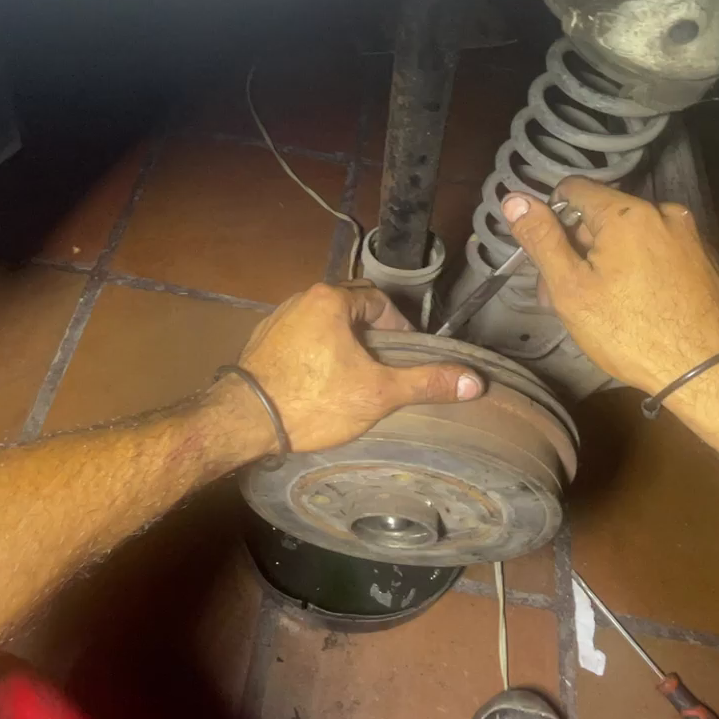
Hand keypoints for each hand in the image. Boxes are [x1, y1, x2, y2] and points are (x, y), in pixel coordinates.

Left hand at [232, 281, 481, 452]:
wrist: (244, 420)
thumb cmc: (313, 401)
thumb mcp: (378, 393)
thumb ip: (426, 383)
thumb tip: (474, 381)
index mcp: (331, 299)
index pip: (380, 302)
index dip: (400, 328)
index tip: (406, 357)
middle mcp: (302, 298)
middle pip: (351, 308)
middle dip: (372, 333)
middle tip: (384, 366)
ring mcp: (278, 318)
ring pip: (325, 322)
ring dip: (344, 341)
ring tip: (355, 375)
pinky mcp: (262, 340)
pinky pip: (301, 336)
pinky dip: (317, 350)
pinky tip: (320, 381)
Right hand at [502, 178, 718, 398]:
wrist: (708, 373)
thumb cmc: (629, 331)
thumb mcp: (571, 288)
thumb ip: (541, 239)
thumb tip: (514, 198)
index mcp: (627, 213)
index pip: (572, 189)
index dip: (549, 219)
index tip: (545, 258)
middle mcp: (662, 212)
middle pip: (599, 217)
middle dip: (574, 249)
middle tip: (562, 297)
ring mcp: (688, 236)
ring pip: (626, 237)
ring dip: (601, 262)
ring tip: (593, 309)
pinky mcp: (702, 260)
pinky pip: (652, 252)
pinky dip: (632, 270)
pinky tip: (628, 308)